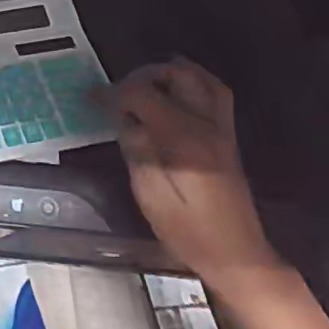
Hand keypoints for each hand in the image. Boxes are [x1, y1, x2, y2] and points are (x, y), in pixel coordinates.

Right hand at [105, 59, 283, 294]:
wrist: (237, 255)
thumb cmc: (188, 230)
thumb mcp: (149, 193)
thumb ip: (136, 148)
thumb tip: (124, 119)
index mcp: (183, 137)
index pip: (143, 94)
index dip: (113, 92)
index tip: (92, 98)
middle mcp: (206, 124)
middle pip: (177, 74)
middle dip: (143, 75)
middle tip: (119, 92)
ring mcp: (222, 129)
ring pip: (201, 78)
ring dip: (170, 73)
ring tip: (145, 86)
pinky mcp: (228, 138)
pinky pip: (214, 93)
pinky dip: (192, 82)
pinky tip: (174, 96)